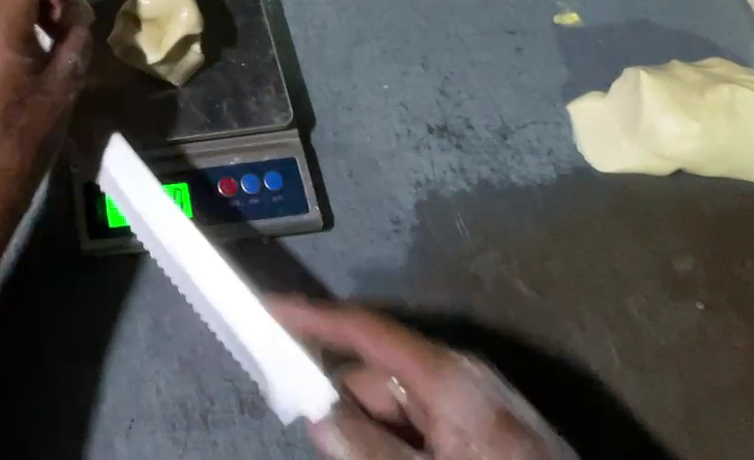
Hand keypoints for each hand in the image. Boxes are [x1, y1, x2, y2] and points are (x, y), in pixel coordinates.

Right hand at [269, 297, 576, 459]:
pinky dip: (403, 444)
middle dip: (346, 408)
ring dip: (376, 435)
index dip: (311, 317)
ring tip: (372, 458)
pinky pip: (423, 425)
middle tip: (336, 449)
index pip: (362, 328)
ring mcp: (475, 401)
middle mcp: (458, 374)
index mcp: (445, 374)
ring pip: (396, 406)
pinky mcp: (487, 428)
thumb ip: (369, 447)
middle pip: (375, 375)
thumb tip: (318, 413)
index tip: (266, 309)